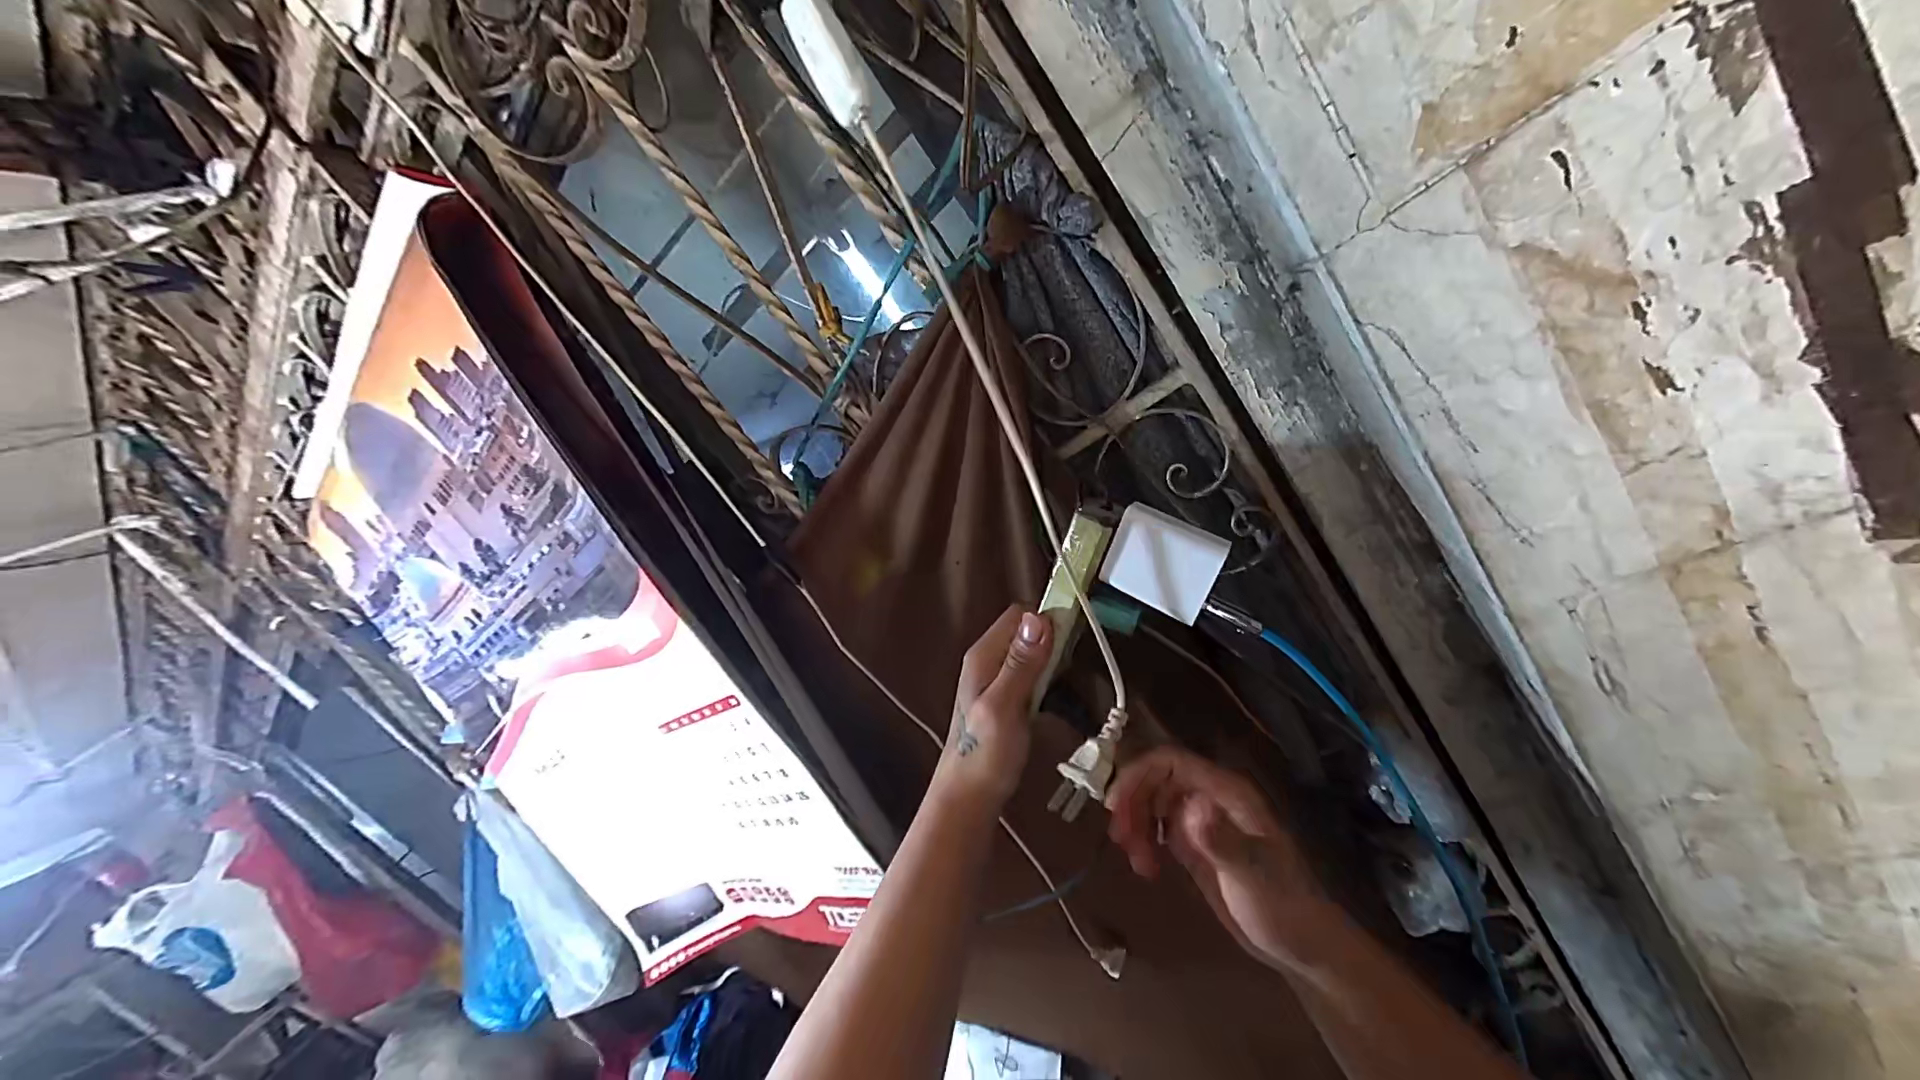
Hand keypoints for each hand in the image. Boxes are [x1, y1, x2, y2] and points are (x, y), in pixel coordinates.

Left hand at [934, 607, 1052, 813]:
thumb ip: (1021, 664)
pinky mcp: (1005, 697)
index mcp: (983, 655)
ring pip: (1031, 653)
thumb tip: (1039, 617)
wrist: (968, 797)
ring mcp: (995, 679)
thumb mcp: (1004, 707)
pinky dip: (1047, 679)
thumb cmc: (984, 754)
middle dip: (1053, 640)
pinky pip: (1030, 674)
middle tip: (1070, 667)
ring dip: (1052, 661)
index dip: (1046, 619)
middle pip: (1026, 631)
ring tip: (1066, 683)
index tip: (1072, 640)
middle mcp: (987, 660)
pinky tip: (1055, 697)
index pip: (1018, 614)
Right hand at [1106, 746, 1322, 968]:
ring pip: (1152, 804)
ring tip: (1138, 863)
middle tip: (1120, 839)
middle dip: (1132, 804)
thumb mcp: (1251, 874)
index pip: (1169, 761)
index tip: (1115, 805)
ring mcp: (1201, 822)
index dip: (1138, 774)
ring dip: (1136, 826)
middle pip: (1155, 780)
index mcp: (1225, 792)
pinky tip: (1147, 869)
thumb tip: (1190, 807)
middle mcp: (1209, 799)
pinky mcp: (1195, 846)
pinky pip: (1158, 829)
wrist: (1304, 948)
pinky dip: (1144, 842)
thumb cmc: (1283, 907)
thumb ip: (1220, 839)